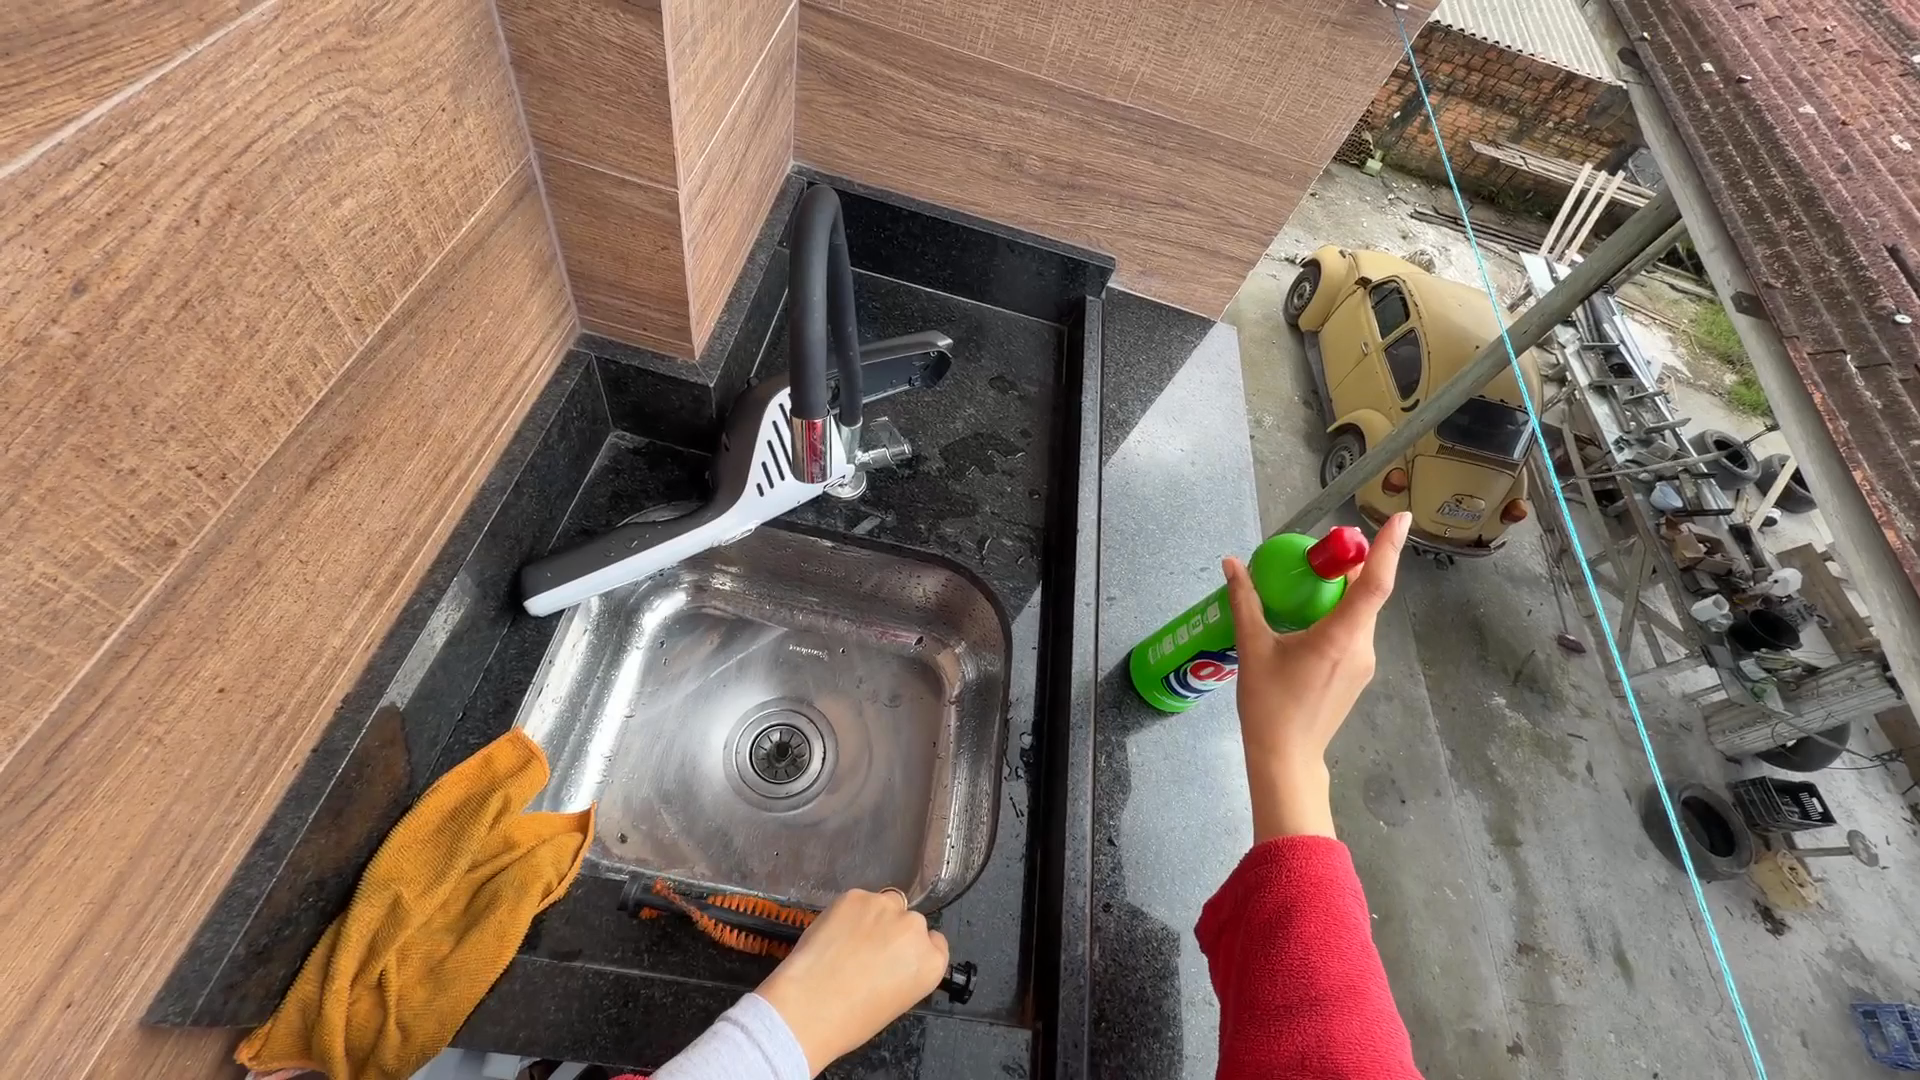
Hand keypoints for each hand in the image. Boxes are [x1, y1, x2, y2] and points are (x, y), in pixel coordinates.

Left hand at [756, 888, 948, 1075]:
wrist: (810, 1006)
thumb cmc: (851, 1020)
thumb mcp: (894, 1002)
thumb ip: (903, 971)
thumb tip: (890, 958)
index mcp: (931, 962)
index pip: (936, 942)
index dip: (914, 949)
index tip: (898, 958)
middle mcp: (915, 928)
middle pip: (910, 921)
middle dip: (894, 931)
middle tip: (869, 952)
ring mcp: (886, 907)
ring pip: (885, 904)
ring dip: (873, 917)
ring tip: (848, 941)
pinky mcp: (856, 895)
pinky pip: (858, 901)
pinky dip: (849, 913)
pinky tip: (833, 934)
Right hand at [1223, 512, 1410, 841]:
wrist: (1285, 756)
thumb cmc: (1268, 703)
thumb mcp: (1251, 647)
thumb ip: (1245, 601)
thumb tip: (1232, 565)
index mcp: (1341, 637)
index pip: (1374, 583)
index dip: (1388, 548)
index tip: (1399, 518)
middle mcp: (1362, 646)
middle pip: (1365, 594)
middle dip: (1347, 567)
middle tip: (1317, 551)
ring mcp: (1363, 663)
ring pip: (1357, 614)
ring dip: (1336, 593)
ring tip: (1301, 585)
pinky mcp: (1355, 674)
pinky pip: (1351, 632)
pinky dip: (1333, 615)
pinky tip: (1302, 621)